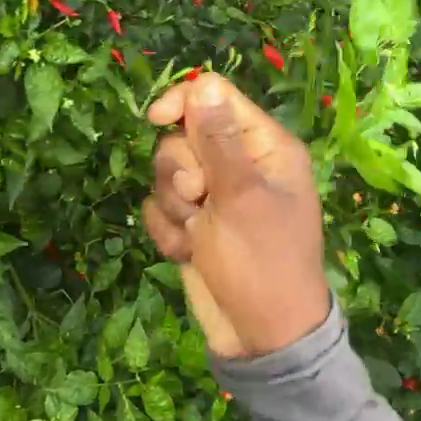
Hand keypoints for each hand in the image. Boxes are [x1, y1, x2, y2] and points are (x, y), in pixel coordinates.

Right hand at [142, 73, 329, 357]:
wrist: (259, 337)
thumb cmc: (260, 263)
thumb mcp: (240, 198)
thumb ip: (217, 140)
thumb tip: (202, 83)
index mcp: (264, 147)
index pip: (214, 97)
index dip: (182, 103)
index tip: (156, 120)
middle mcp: (239, 164)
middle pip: (183, 136)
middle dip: (180, 170)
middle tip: (199, 198)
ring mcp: (215, 195)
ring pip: (166, 173)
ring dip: (173, 205)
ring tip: (196, 233)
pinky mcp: (194, 222)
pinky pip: (161, 207)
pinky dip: (168, 230)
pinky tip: (188, 252)